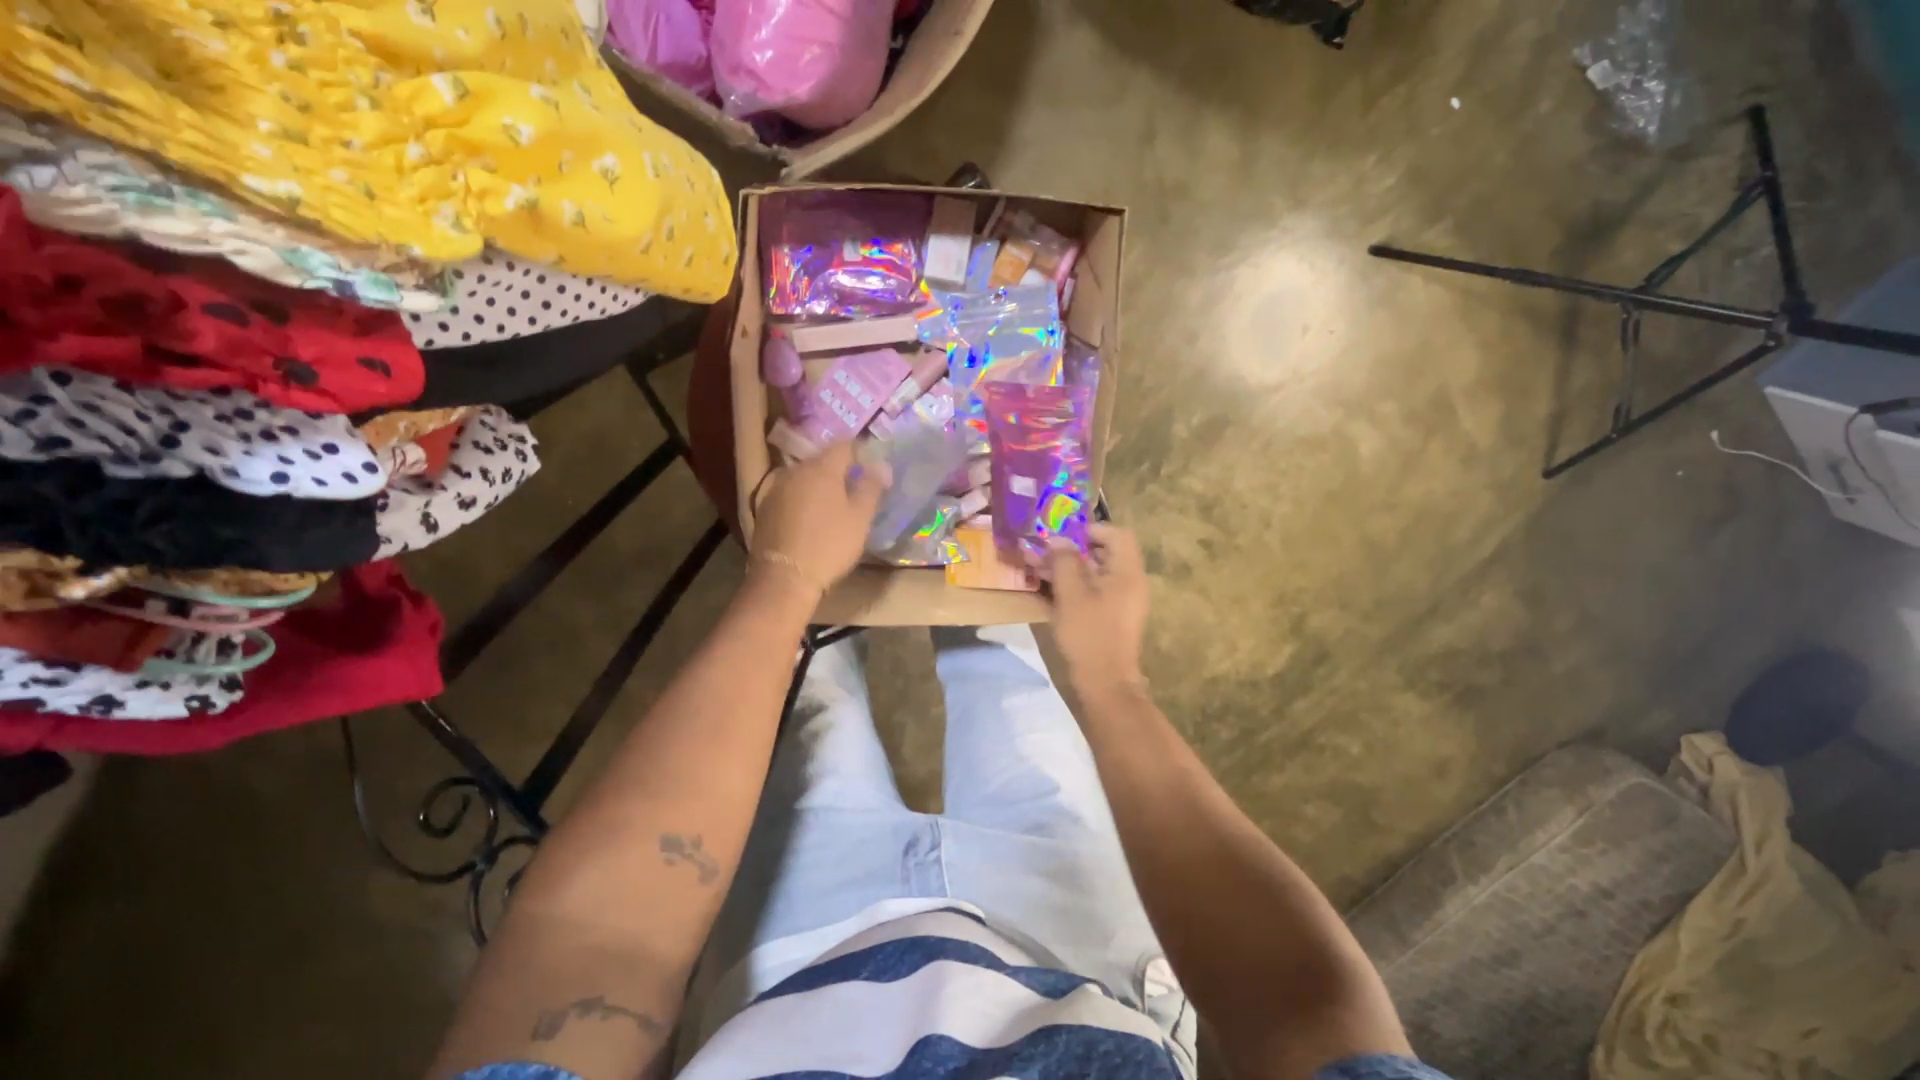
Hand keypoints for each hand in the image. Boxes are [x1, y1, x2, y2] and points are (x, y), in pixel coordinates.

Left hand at [751, 440, 890, 594]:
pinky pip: (790, 494)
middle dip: (839, 470)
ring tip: (833, 506)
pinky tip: (810, 518)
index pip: (845, 446)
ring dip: (819, 486)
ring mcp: (776, 489)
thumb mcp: (860, 518)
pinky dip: (803, 500)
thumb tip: (881, 466)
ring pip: (804, 478)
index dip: (861, 453)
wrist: (783, 577)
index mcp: (822, 467)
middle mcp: (795, 470)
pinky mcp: (764, 508)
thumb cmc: (829, 545)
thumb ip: (871, 487)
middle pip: (822, 461)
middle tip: (855, 490)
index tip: (872, 469)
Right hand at [1046, 524, 1149, 695]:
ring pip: (1094, 573)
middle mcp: (1130, 582)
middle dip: (1071, 549)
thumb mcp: (1071, 593)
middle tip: (1042, 551)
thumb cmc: (1089, 633)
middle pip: (1104, 553)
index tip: (1062, 536)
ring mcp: (1121, 601)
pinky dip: (1072, 586)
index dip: (1090, 529)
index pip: (1117, 534)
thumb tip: (1058, 540)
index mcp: (1128, 572)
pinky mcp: (1111, 617)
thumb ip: (1064, 561)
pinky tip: (1047, 589)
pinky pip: (1093, 591)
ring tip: (1035, 568)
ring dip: (1067, 568)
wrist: (1105, 682)